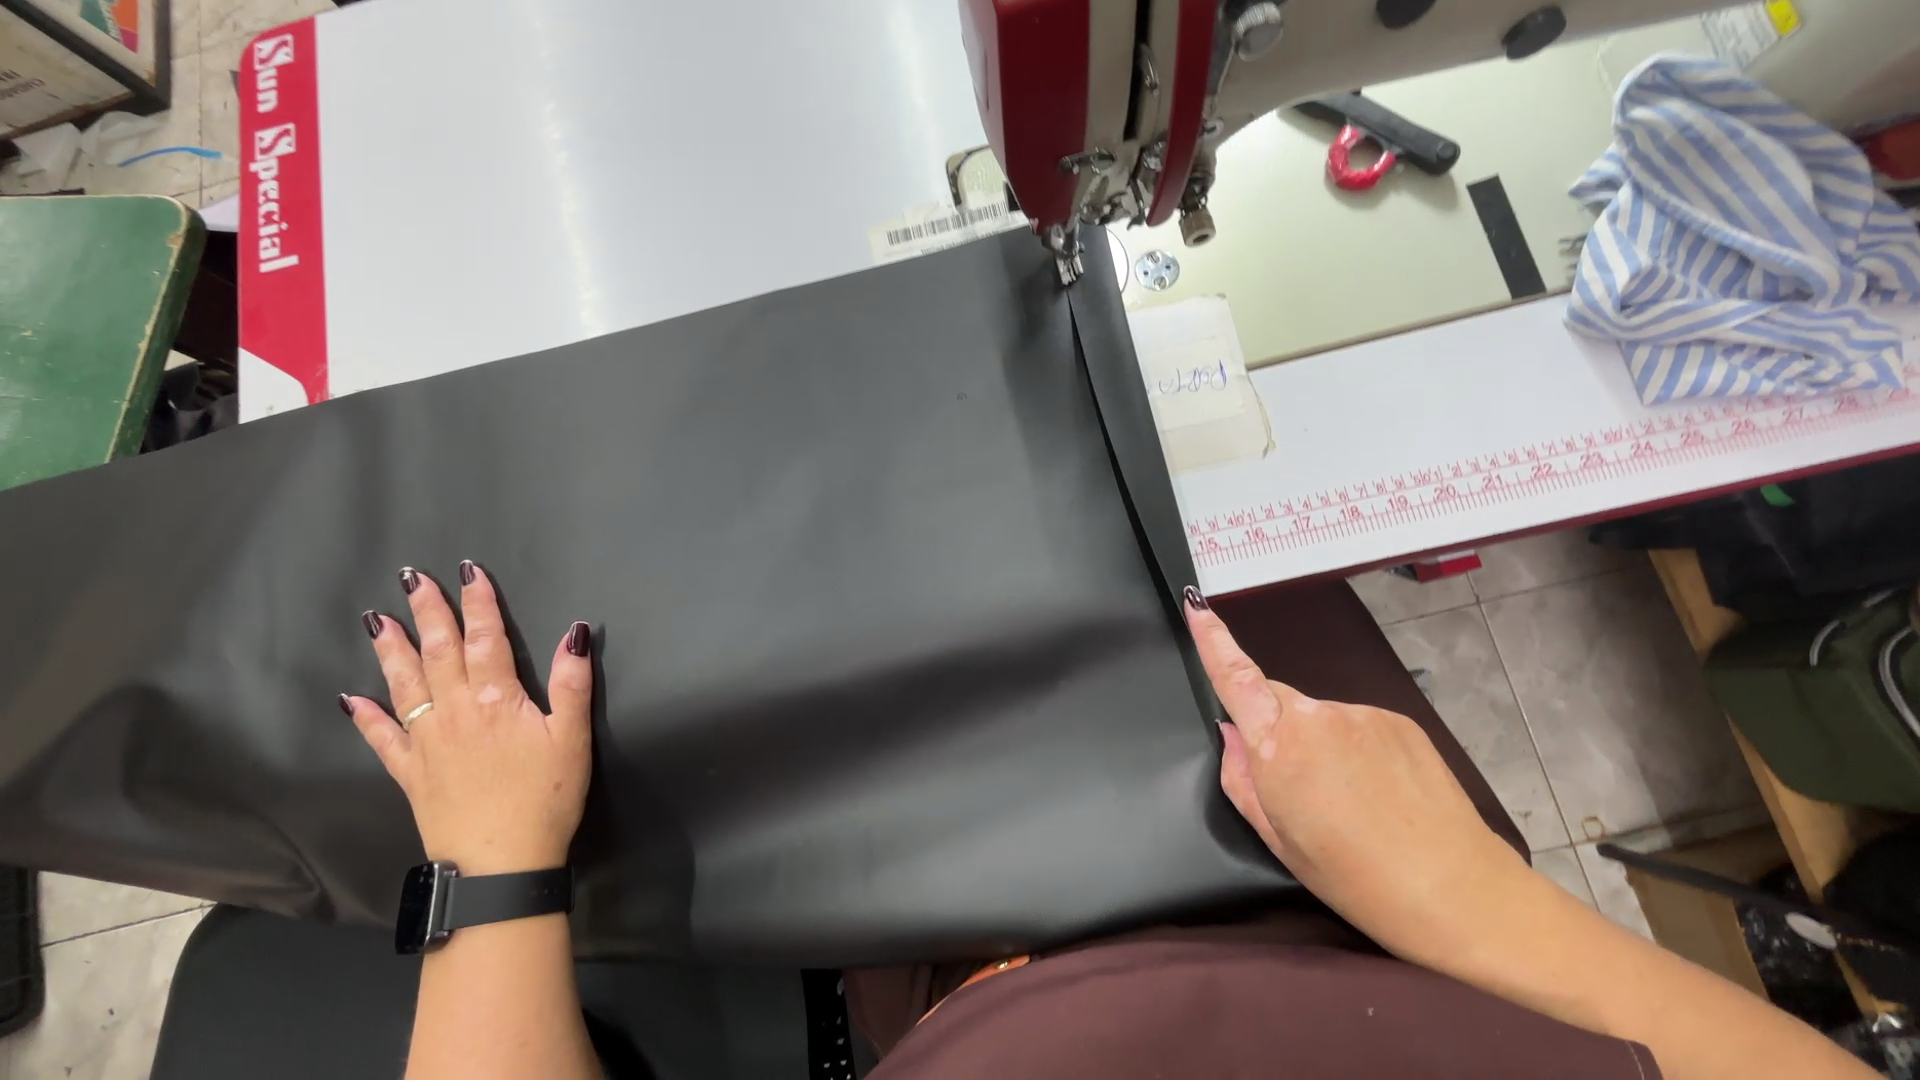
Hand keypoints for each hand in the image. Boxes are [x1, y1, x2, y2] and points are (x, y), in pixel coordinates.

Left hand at [342, 562, 593, 874]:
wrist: (499, 862)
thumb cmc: (545, 796)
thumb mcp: (573, 737)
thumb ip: (574, 682)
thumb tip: (575, 631)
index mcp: (497, 699)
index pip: (487, 639)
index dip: (478, 602)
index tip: (468, 571)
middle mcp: (454, 711)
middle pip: (439, 652)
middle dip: (428, 612)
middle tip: (410, 578)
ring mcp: (426, 741)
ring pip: (405, 685)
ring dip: (391, 649)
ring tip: (376, 619)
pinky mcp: (410, 772)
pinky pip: (382, 738)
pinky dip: (365, 716)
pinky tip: (350, 698)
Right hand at [1184, 592, 1530, 968]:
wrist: (1457, 892)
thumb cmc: (1355, 877)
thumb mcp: (1277, 839)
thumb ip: (1241, 779)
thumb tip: (1232, 736)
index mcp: (1279, 747)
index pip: (1236, 678)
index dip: (1211, 638)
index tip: (1195, 605)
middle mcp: (1319, 717)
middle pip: (1276, 700)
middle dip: (1272, 729)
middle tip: (1294, 787)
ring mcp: (1363, 715)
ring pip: (1317, 717)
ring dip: (1317, 745)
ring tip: (1346, 801)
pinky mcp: (1399, 721)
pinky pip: (1355, 725)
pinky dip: (1353, 750)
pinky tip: (1375, 792)